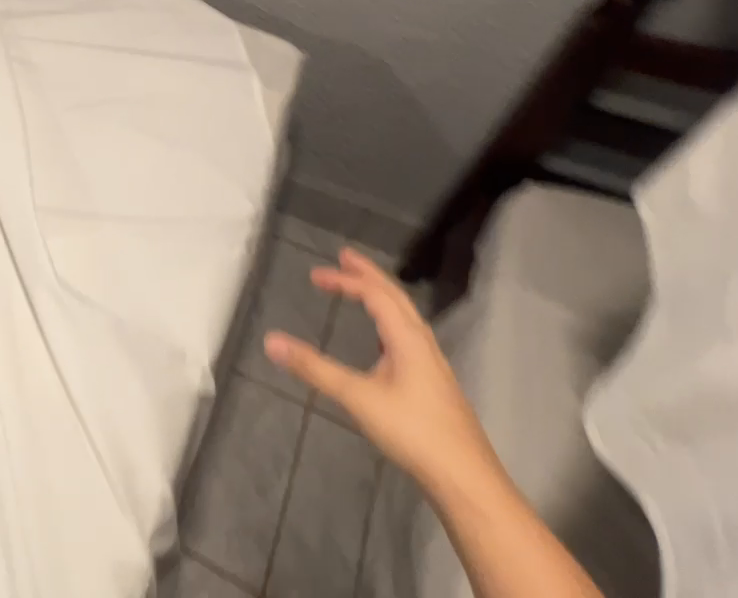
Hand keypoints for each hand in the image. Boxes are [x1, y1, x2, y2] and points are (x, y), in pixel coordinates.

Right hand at [263, 249, 501, 494]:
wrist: (466, 479)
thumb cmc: (413, 432)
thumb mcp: (357, 398)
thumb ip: (314, 369)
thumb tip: (271, 341)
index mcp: (408, 340)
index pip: (376, 296)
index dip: (346, 281)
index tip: (315, 275)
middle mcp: (424, 346)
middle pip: (397, 299)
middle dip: (370, 276)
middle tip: (345, 258)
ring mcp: (433, 366)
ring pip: (406, 319)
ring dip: (382, 298)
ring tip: (361, 291)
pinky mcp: (434, 386)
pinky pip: (408, 338)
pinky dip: (389, 323)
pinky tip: (382, 344)